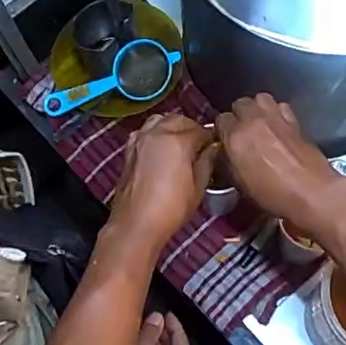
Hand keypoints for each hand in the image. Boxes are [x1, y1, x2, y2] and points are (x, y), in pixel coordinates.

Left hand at [107, 114, 216, 252]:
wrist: (136, 223)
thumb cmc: (172, 208)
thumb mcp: (198, 187)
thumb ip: (207, 162)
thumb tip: (212, 149)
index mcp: (178, 141)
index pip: (201, 130)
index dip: (211, 138)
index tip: (216, 148)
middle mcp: (157, 133)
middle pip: (180, 120)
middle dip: (192, 129)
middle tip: (200, 145)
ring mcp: (140, 139)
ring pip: (160, 120)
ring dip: (173, 126)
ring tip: (180, 143)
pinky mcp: (129, 149)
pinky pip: (145, 131)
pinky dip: (156, 132)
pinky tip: (161, 148)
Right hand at [214, 94, 345, 229]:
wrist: (312, 192)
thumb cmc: (273, 195)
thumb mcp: (241, 185)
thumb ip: (230, 163)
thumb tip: (228, 154)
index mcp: (236, 137)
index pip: (221, 120)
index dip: (223, 130)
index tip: (227, 140)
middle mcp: (254, 121)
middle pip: (240, 104)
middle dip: (239, 115)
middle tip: (243, 131)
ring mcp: (276, 118)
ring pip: (260, 99)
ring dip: (258, 108)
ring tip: (260, 123)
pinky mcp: (295, 121)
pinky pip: (281, 106)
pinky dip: (277, 112)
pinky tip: (279, 126)